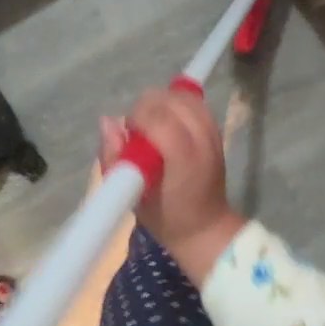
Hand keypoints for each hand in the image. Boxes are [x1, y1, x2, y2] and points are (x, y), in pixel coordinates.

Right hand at [100, 88, 247, 283]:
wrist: (206, 228)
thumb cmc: (165, 218)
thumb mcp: (131, 195)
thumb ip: (116, 158)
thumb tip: (107, 121)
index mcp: (182, 161)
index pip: (159, 119)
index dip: (138, 117)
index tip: (128, 132)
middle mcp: (202, 142)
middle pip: (172, 101)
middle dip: (148, 107)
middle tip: (139, 129)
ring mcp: (213, 135)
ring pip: (185, 97)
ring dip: (164, 102)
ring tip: (153, 123)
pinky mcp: (217, 132)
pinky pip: (196, 104)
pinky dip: (178, 104)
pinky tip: (168, 120)